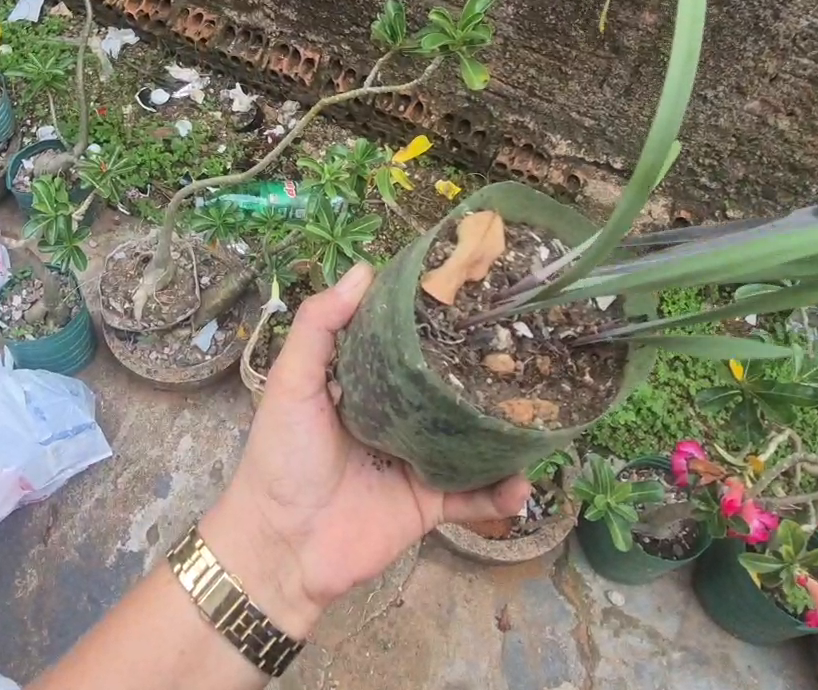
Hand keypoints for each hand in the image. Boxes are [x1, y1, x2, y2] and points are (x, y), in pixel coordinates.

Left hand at [199, 264, 530, 636]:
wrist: (283, 546)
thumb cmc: (281, 455)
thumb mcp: (292, 382)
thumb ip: (319, 326)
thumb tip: (364, 270)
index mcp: (363, 383)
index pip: (404, 341)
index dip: (431, 318)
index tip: (469, 291)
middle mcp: (395, 416)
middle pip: (444, 387)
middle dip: (478, 371)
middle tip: (520, 346)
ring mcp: (415, 460)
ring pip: (469, 438)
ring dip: (501, 430)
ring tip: (537, 411)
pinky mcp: (428, 503)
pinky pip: (474, 496)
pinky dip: (500, 493)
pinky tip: (522, 482)